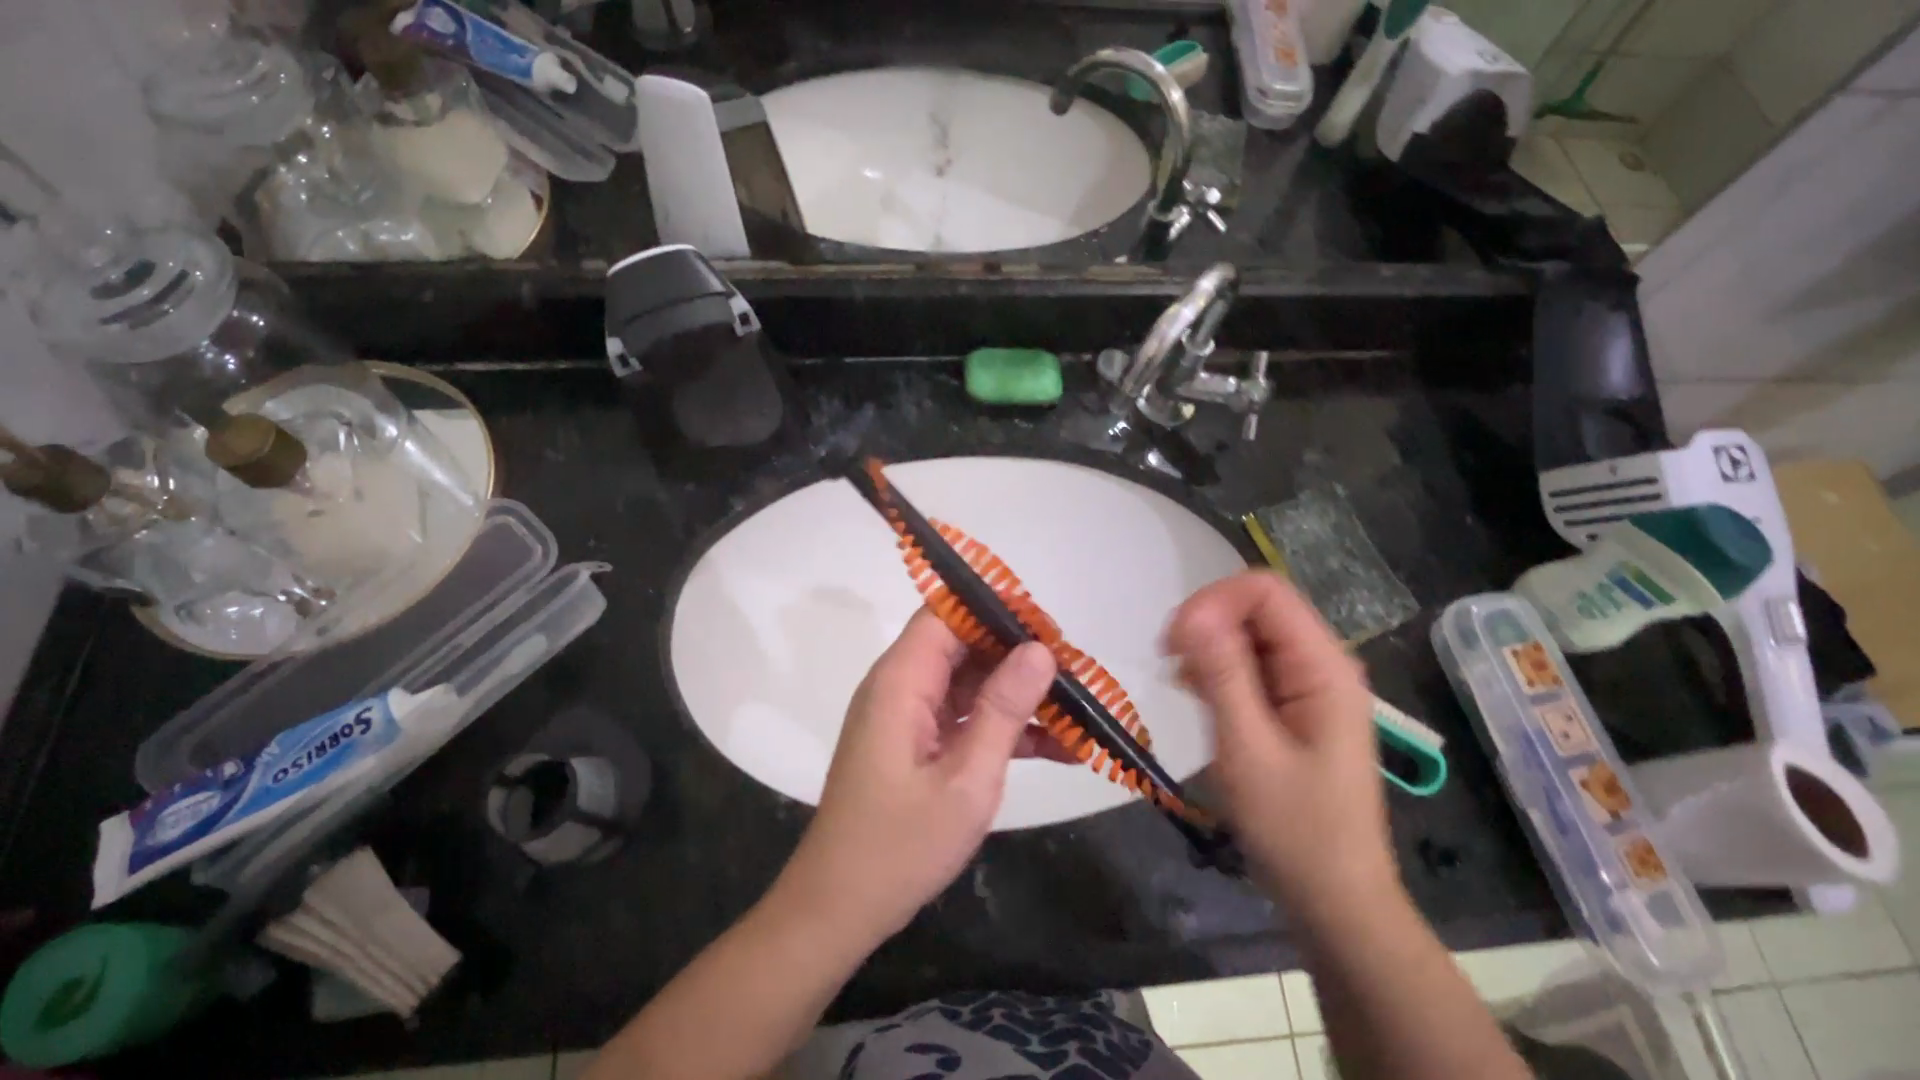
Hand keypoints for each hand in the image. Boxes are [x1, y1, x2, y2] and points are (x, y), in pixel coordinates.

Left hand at [774, 610, 1058, 944]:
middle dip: (1021, 656)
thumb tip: (1040, 650)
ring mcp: (907, 718)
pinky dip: (1005, 729)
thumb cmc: (901, 845)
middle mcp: (900, 688)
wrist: (841, 906)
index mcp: (901, 682)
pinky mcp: (916, 747)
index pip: (947, 614)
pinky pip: (965, 720)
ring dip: (1021, 697)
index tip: (1052, 630)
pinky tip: (1061, 749)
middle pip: (963, 646)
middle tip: (1079, 675)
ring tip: (1083, 714)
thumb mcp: (966, 778)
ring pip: (970, 684)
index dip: (998, 611)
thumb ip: (1003, 710)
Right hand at [1164, 571, 1397, 915]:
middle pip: (1258, 608)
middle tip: (1171, 669)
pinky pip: (1255, 669)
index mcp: (1323, 666)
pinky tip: (1201, 701)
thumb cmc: (1294, 828)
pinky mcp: (1298, 711)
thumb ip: (1222, 674)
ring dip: (1211, 651)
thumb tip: (1191, 611)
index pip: (1264, 590)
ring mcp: (1312, 688)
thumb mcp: (1247, 749)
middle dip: (1208, 625)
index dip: (1212, 602)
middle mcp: (1323, 665)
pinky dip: (1222, 675)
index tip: (1172, 645)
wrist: (1335, 897)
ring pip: (1253, 637)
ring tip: (1184, 690)